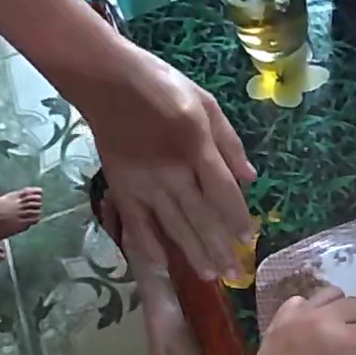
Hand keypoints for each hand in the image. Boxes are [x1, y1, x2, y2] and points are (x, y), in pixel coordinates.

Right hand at [75, 43, 256, 281]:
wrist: (105, 78)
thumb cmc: (161, 87)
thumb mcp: (204, 103)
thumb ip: (228, 142)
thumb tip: (249, 177)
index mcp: (196, 146)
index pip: (223, 192)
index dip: (237, 218)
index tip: (248, 239)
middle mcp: (172, 171)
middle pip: (201, 216)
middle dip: (219, 247)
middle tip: (233, 274)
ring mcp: (145, 183)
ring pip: (174, 225)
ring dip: (193, 253)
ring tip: (210, 276)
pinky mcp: (122, 188)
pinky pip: (137, 223)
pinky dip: (148, 246)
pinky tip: (162, 267)